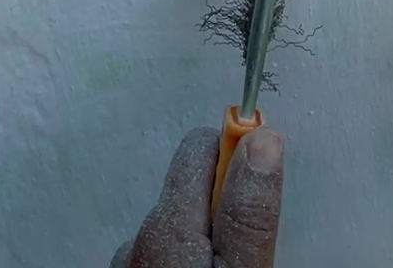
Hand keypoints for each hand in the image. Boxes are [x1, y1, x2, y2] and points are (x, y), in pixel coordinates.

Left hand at [113, 125, 284, 267]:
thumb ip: (250, 208)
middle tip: (244, 248)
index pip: (202, 144)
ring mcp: (128, 262)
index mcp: (165, 222)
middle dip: (223, 202)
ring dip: (205, 234)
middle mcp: (137, 236)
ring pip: (181, 221)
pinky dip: (186, 255)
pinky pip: (165, 250)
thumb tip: (264, 137)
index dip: (237, 157)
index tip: (259, 186)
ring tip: (225, 267)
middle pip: (192, 184)